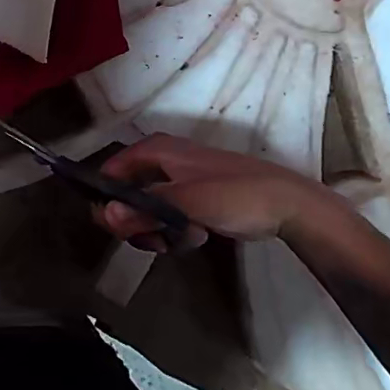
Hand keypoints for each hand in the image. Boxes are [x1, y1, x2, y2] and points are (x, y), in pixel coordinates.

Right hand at [92, 133, 347, 250]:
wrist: (285, 204)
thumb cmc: (234, 194)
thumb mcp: (186, 204)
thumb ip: (144, 212)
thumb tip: (104, 215)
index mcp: (160, 150)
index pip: (113, 168)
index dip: (105, 194)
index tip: (109, 224)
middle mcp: (165, 160)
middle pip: (128, 192)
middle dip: (134, 220)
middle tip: (150, 239)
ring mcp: (181, 181)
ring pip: (148, 209)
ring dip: (156, 231)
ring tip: (179, 240)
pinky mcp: (195, 200)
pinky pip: (169, 218)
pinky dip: (175, 232)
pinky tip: (196, 238)